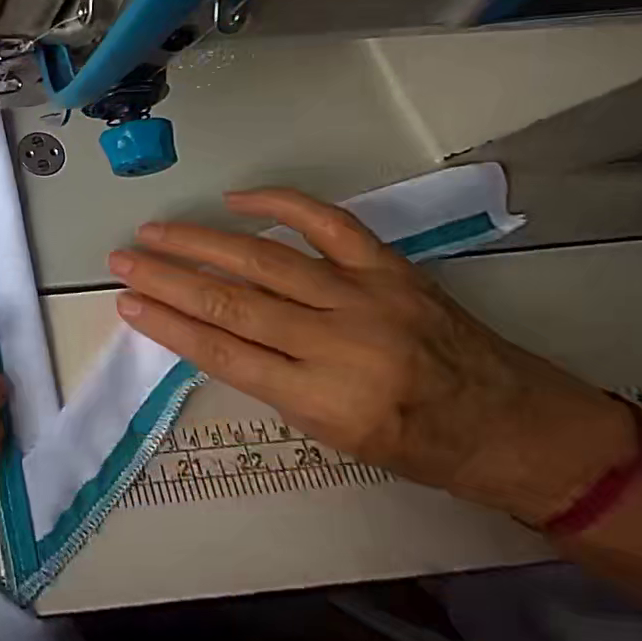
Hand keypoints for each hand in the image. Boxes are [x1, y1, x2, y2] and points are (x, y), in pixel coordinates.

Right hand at [107, 188, 637, 526]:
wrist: (521, 428)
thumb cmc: (410, 441)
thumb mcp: (324, 429)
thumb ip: (261, 375)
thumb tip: (192, 328)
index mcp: (325, 397)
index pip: (221, 351)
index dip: (165, 324)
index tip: (124, 302)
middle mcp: (344, 344)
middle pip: (232, 302)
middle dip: (165, 278)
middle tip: (120, 261)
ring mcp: (370, 299)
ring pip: (265, 260)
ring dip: (199, 241)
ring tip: (152, 231)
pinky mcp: (393, 270)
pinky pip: (332, 225)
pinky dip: (281, 205)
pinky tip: (237, 200)